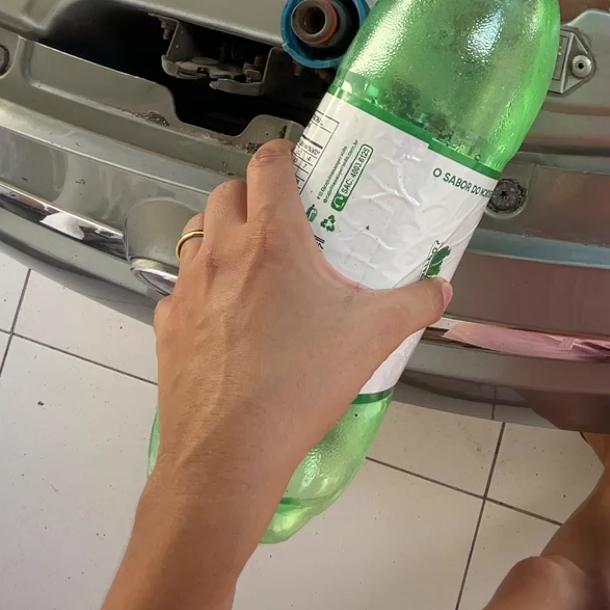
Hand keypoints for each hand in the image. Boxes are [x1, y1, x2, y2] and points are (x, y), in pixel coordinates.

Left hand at [102, 141, 450, 609]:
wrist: (227, 456)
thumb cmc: (301, 381)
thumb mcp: (373, 336)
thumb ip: (415, 303)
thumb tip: (442, 288)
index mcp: (273, 238)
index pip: (267, 163)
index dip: (283, 153)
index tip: (303, 166)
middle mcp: (223, 251)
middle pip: (226, 190)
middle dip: (253, 192)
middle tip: (285, 218)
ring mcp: (186, 287)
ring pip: (197, 232)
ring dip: (222, 232)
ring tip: (254, 262)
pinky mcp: (166, 325)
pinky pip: (181, 284)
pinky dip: (202, 283)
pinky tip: (227, 316)